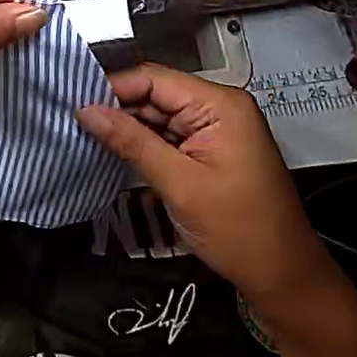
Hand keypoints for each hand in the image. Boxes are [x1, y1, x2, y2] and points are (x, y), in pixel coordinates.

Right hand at [76, 64, 340, 306]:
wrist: (283, 277)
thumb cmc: (238, 230)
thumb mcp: (179, 184)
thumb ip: (131, 142)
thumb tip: (85, 111)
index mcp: (219, 104)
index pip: (154, 79)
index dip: (113, 88)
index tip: (74, 104)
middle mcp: (217, 107)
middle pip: (155, 95)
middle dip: (117, 110)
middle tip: (74, 124)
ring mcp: (213, 128)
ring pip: (157, 117)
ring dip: (127, 129)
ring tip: (85, 137)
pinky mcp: (208, 149)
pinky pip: (168, 137)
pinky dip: (143, 145)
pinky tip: (114, 152)